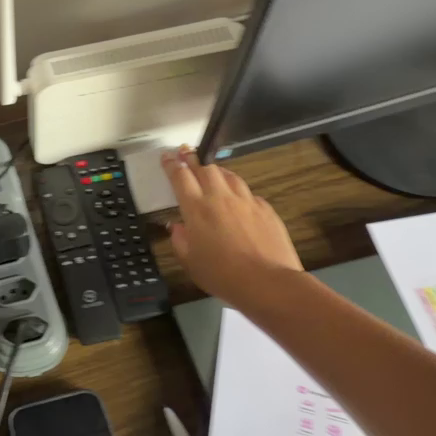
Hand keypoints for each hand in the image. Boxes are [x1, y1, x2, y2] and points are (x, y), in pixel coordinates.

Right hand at [162, 146, 306, 303]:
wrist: (268, 282)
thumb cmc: (222, 275)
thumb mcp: (190, 263)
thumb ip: (180, 241)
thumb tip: (176, 227)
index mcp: (196, 209)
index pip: (180, 177)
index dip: (172, 164)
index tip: (167, 156)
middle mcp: (220, 198)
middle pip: (205, 168)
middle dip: (194, 159)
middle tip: (186, 153)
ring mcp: (246, 201)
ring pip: (229, 175)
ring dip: (217, 171)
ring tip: (212, 171)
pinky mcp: (265, 209)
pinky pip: (248, 193)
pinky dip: (239, 191)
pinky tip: (239, 199)